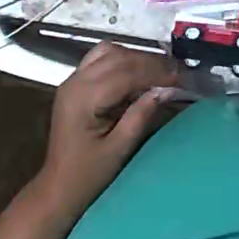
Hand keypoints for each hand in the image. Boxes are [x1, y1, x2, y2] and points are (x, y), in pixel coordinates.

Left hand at [34, 43, 181, 214]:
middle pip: (117, 57)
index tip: (179, 78)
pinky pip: (101, 58)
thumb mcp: (119, 148)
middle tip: (176, 73)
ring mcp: (73, 80)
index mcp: (83, 99)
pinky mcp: (76, 83)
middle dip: (149, 62)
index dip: (154, 72)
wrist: (59, 186)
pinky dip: (123, 59)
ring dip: (136, 57)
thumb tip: (165, 90)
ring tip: (159, 72)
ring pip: (109, 52)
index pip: (124, 72)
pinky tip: (138, 73)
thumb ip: (140, 115)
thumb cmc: (89, 174)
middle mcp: (75, 82)